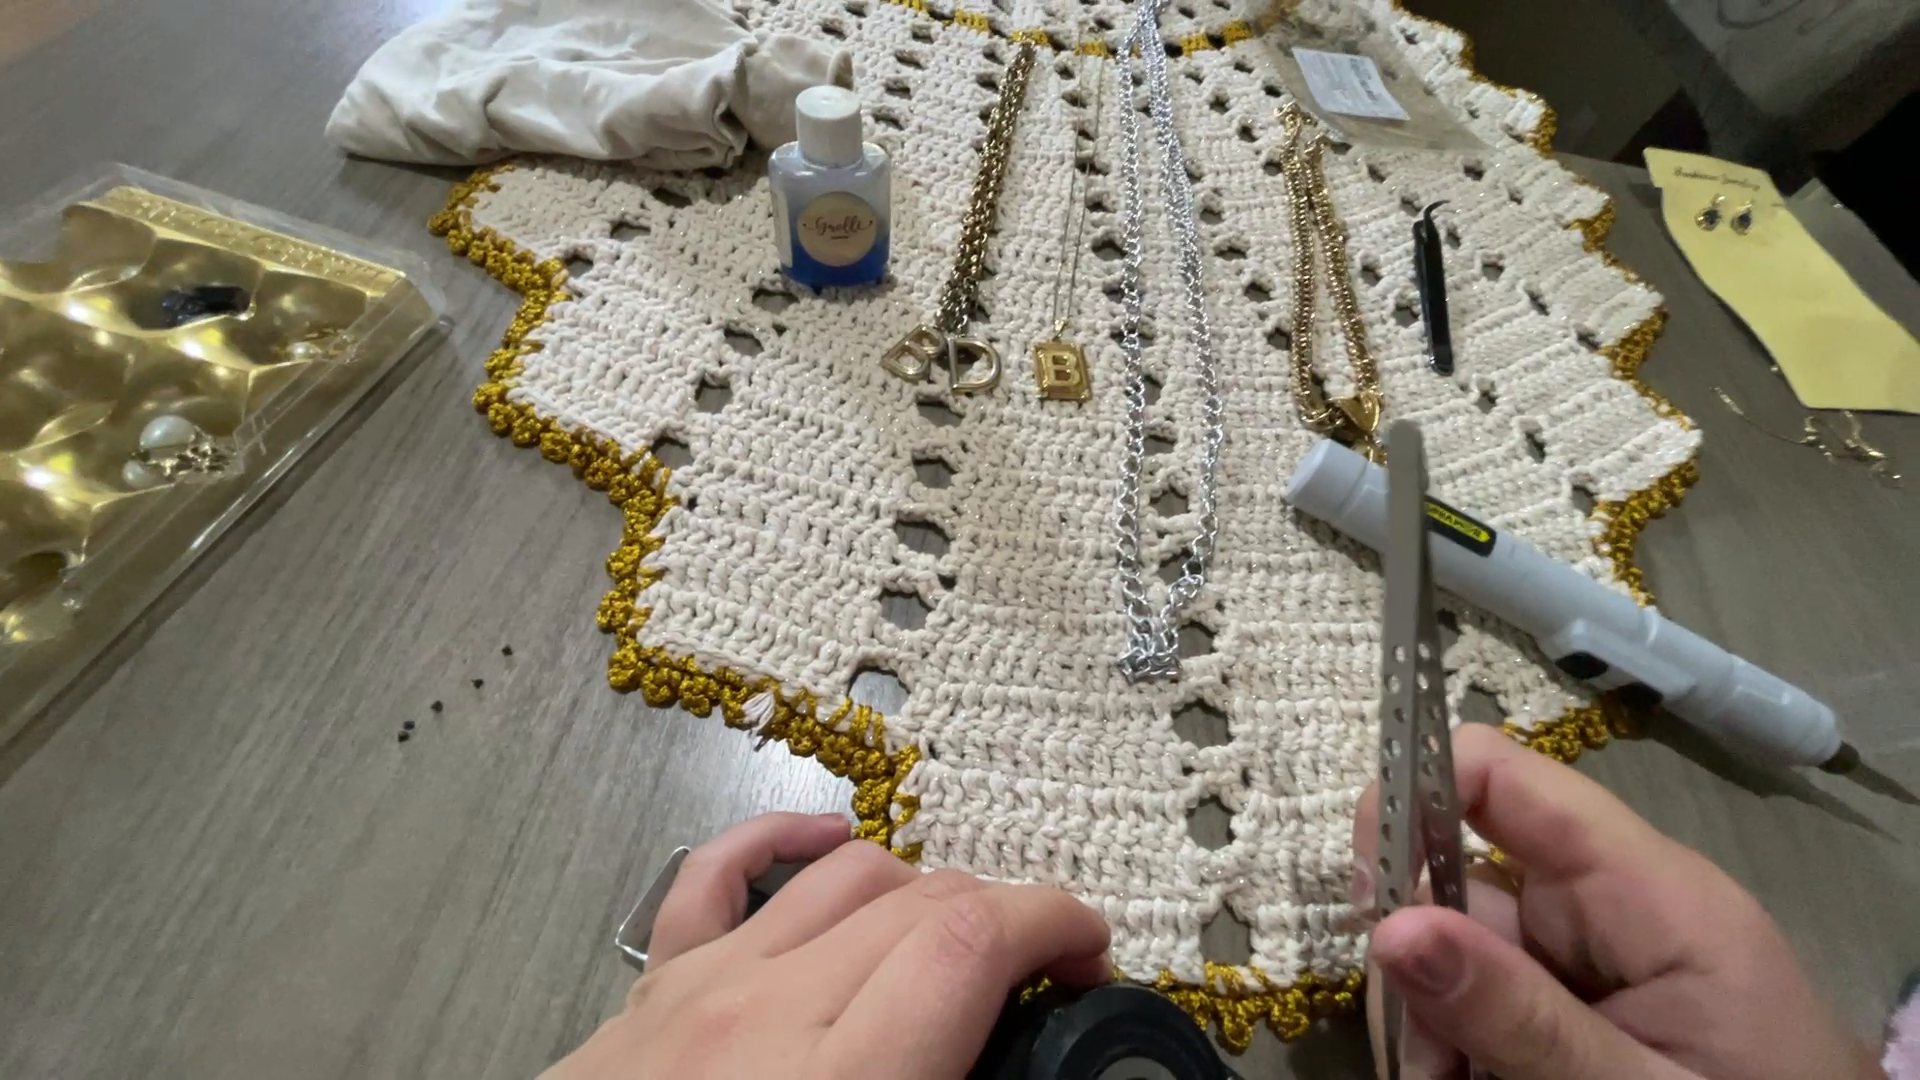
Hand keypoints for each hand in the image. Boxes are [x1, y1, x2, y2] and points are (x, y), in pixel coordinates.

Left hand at [542, 812, 1111, 1079]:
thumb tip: (1028, 1075)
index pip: (963, 944)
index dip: (1050, 922)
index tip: (1089, 948)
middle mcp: (763, 1015)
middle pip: (920, 903)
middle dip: (1004, 916)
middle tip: (1041, 967)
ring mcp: (699, 987)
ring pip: (848, 877)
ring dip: (925, 889)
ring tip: (958, 932)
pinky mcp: (652, 988)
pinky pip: (721, 871)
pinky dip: (786, 836)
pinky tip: (834, 838)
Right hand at [1355, 724, 1880, 1079]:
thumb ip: (1523, 1018)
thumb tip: (1386, 926)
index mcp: (1647, 888)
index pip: (1499, 772)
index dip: (1415, 792)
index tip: (1371, 887)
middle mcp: (1595, 897)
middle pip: (1447, 865)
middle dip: (1412, 946)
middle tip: (1424, 1049)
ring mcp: (1567, 944)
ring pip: (1436, 931)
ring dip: (1418, 1006)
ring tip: (1444, 1079)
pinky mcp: (1551, 986)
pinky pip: (1455, 976)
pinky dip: (1434, 1029)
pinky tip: (1453, 1073)